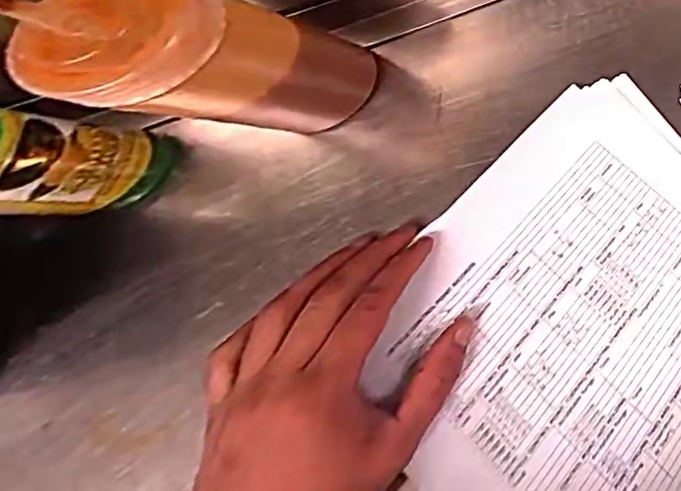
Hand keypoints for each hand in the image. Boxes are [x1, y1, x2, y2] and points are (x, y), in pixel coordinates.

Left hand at [195, 225, 472, 490]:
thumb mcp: (396, 445)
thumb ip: (434, 383)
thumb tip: (461, 332)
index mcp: (319, 390)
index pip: (367, 307)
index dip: (398, 269)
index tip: (419, 247)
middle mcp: (274, 384)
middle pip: (326, 297)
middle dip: (368, 257)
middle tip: (396, 235)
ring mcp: (239, 395)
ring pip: (279, 311)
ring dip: (321, 271)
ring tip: (351, 249)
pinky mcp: (219, 409)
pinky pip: (233, 348)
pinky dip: (263, 314)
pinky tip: (284, 301)